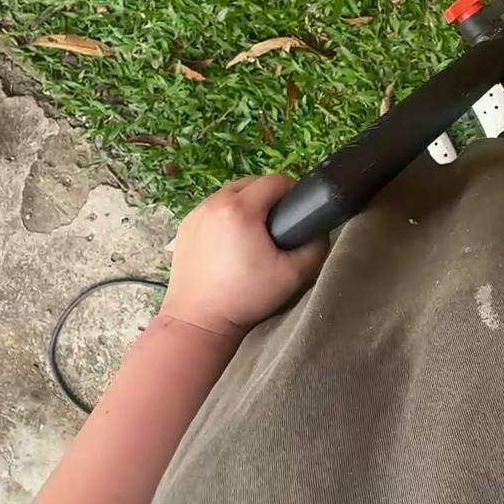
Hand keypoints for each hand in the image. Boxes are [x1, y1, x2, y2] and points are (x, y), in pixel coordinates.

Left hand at [159, 175, 327, 338]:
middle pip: (253, 182)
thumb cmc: (246, 296)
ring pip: (232, 193)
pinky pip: (214, 208)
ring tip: (256, 232)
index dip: (293, 192)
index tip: (297, 214)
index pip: (276, 181)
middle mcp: (214, 203)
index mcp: (240, 209)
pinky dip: (227, 215)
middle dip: (270, 196)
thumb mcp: (294, 274)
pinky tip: (233, 240)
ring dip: (248, 203)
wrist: (198, 322)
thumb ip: (316, 245)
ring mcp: (196, 213)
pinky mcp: (184, 226)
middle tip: (279, 225)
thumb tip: (319, 229)